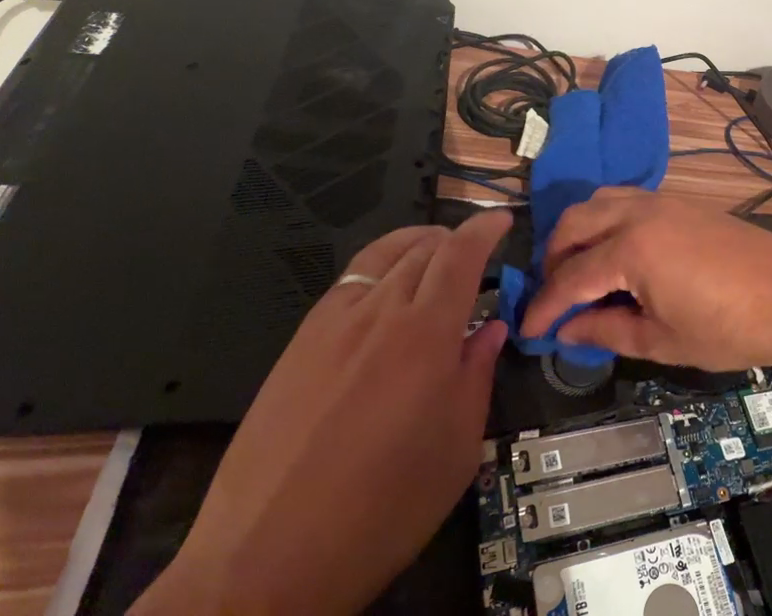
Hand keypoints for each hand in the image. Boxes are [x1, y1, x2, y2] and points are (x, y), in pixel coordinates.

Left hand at [133, 212, 511, 615]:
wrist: (269, 552)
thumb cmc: (383, 508)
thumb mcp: (456, 448)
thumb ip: (476, 376)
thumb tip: (490, 330)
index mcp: (425, 335)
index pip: (460, 256)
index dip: (484, 229)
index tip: (502, 219)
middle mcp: (377, 314)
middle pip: (421, 249)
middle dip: (454, 237)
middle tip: (476, 247)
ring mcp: (330, 325)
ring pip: (380, 258)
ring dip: (415, 244)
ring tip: (434, 251)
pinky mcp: (297, 345)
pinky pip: (347, 284)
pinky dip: (378, 269)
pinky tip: (385, 293)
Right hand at [518, 188, 771, 399]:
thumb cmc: (732, 329)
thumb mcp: (664, 341)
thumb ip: (607, 331)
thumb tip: (568, 330)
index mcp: (631, 251)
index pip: (570, 278)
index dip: (545, 307)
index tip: (529, 330)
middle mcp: (640, 214)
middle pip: (574, 224)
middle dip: (553, 259)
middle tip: (553, 297)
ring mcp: (663, 201)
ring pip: (599, 201)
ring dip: (578, 231)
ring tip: (578, 270)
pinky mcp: (683, 202)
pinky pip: (627, 198)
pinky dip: (606, 219)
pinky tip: (613, 251)